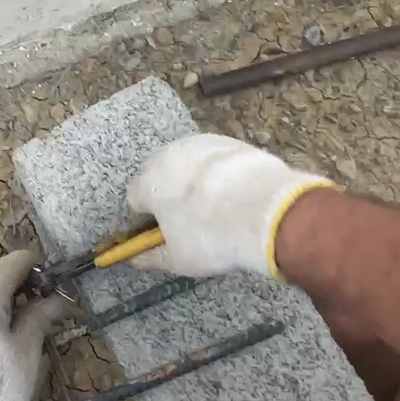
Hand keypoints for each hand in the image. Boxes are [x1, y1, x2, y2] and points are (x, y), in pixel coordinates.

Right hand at [126, 133, 334, 278]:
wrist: (264, 211)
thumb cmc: (211, 237)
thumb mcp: (178, 258)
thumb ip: (152, 256)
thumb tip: (136, 259)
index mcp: (148, 183)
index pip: (135, 199)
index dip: (146, 218)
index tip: (161, 233)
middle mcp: (167, 156)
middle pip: (159, 175)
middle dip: (168, 194)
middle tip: (189, 220)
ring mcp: (199, 144)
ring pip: (187, 163)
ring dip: (193, 180)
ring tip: (216, 206)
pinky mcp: (228, 141)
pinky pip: (214, 158)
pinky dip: (219, 172)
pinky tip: (235, 193)